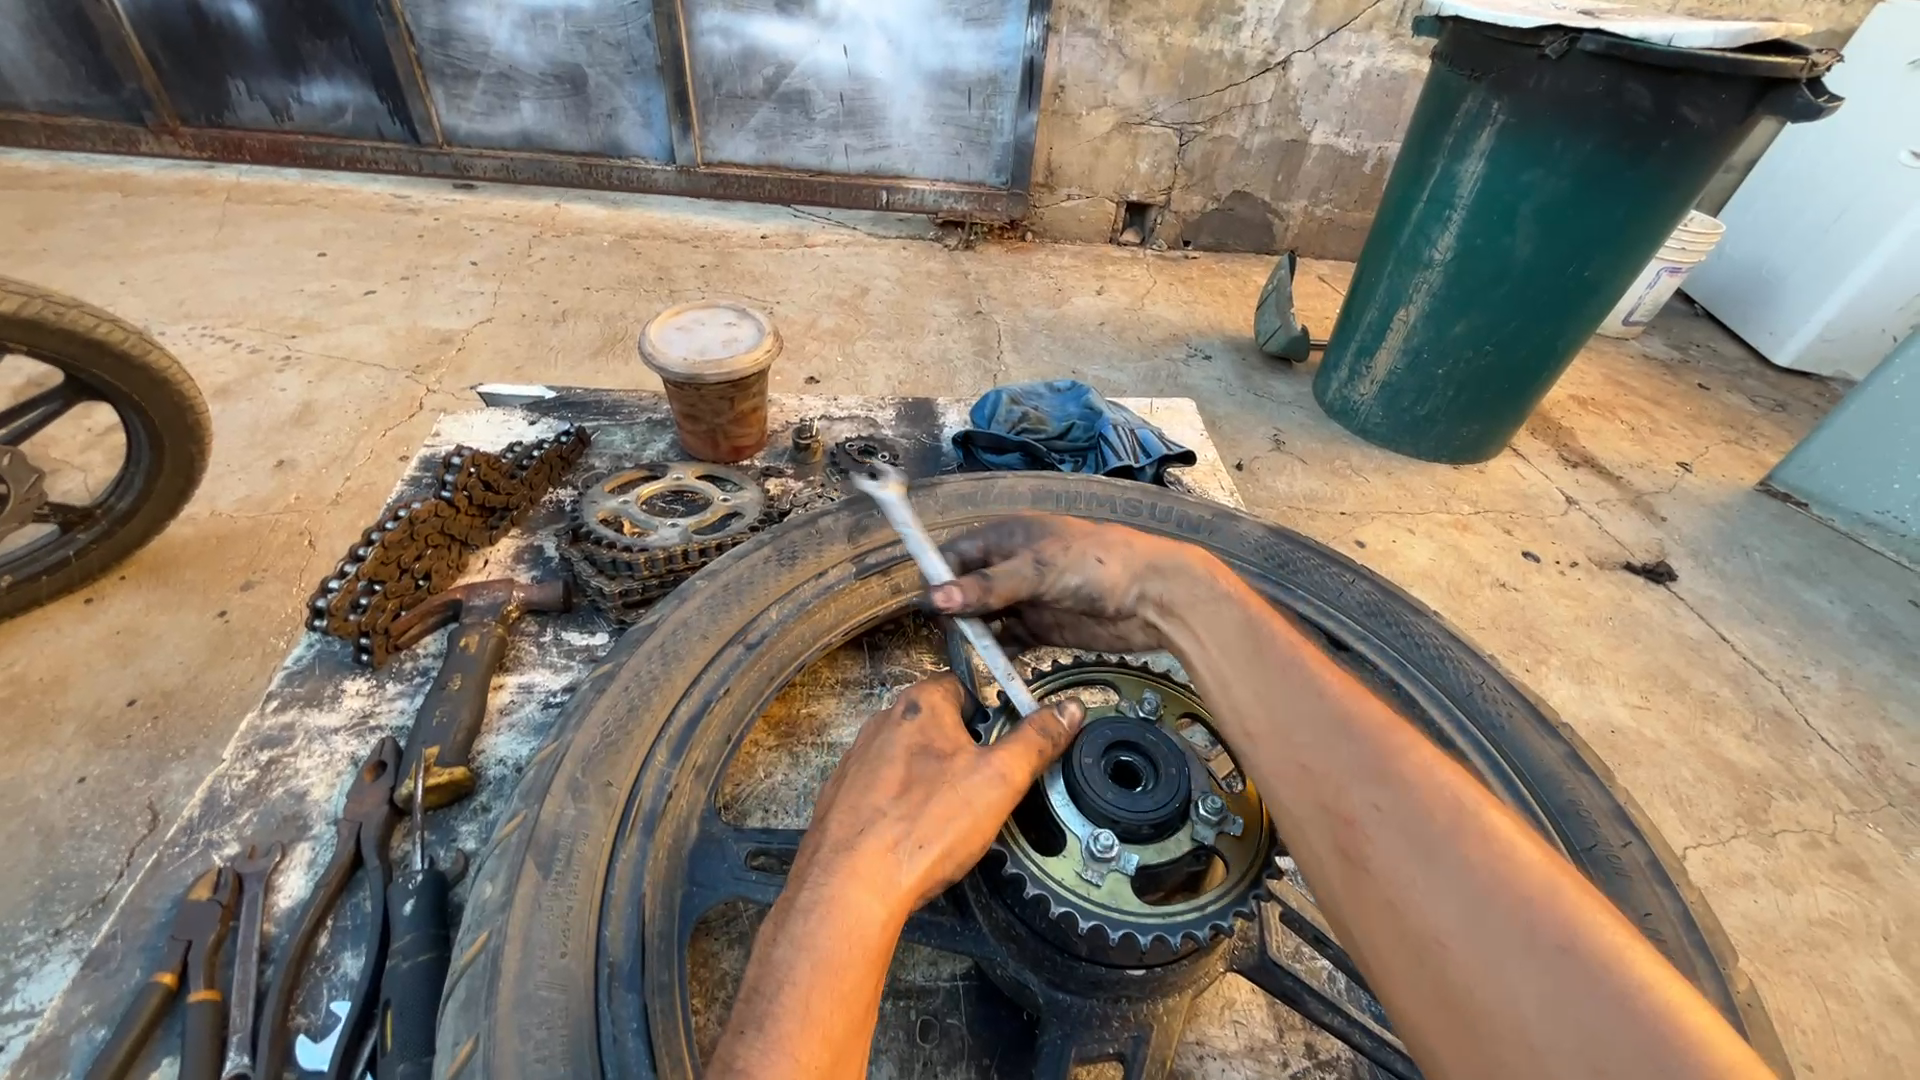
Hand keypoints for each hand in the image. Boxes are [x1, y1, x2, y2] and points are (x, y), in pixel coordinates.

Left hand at [790, 674, 1086, 918]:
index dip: (991, 713)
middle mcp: (883, 721)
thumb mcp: (1000, 780)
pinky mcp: (842, 794)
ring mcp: (857, 758)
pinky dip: (902, 803)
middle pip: (938, 722)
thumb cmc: (924, 825)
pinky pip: (884, 789)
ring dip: (932, 777)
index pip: (965, 684)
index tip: (1005, 745)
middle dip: (964, 750)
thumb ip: (1036, 740)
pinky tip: (914, 833)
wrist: (850, 886)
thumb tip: (1068, 710)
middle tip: (983, 788)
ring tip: (948, 817)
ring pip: (910, 757)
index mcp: (921, 703)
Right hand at [931, 515, 1225, 652]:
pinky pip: (1008, 642)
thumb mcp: (1037, 570)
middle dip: (955, 611)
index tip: (930, 607)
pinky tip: (993, 664)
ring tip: (970, 654)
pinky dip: (998, 653)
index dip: (939, 578)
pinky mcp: (1042, 628)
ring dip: (974, 635)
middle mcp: (1011, 567)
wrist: (1155, 596)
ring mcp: (1026, 599)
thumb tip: (935, 599)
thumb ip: (987, 587)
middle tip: (952, 636)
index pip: (956, 556)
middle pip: (966, 590)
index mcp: (1006, 538)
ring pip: (984, 618)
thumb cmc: (1097, 565)